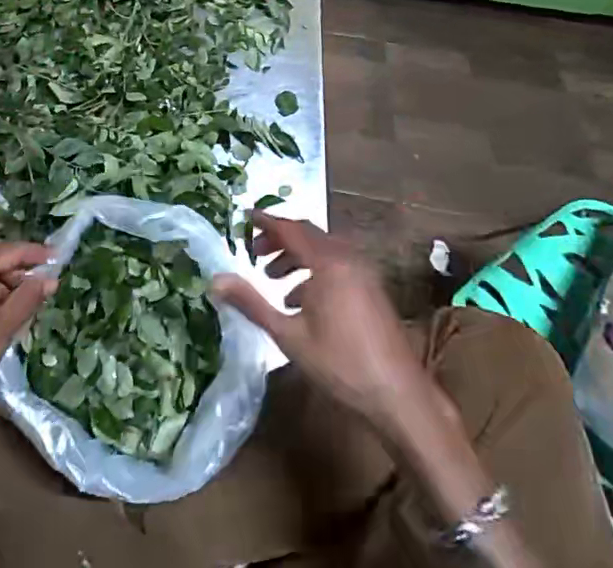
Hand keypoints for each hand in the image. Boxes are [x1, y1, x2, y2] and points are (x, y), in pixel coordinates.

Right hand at [211, 212, 444, 437]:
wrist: (398, 394)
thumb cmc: (340, 363)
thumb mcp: (288, 335)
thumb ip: (251, 303)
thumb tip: (214, 280)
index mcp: (328, 263)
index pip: (291, 229)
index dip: (266, 222)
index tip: (244, 217)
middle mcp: (348, 259)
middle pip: (309, 235)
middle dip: (279, 240)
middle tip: (253, 253)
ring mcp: (364, 273)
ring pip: (324, 251)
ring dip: (296, 257)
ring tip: (272, 278)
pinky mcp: (371, 289)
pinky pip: (337, 266)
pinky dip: (314, 271)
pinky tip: (299, 300)